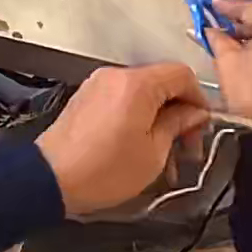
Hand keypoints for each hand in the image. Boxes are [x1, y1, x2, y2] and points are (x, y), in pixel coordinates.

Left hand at [36, 63, 210, 215]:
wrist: (50, 178)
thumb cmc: (106, 169)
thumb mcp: (153, 152)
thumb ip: (177, 124)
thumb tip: (194, 113)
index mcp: (137, 84)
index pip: (181, 74)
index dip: (198, 99)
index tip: (201, 127)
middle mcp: (116, 75)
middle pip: (160, 82)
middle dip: (178, 112)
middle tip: (186, 148)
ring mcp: (97, 84)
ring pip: (141, 93)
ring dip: (157, 118)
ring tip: (163, 156)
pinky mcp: (85, 96)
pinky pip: (120, 99)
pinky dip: (135, 116)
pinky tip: (138, 146)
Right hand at [205, 0, 251, 125]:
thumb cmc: (250, 94)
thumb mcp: (227, 62)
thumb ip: (217, 38)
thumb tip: (208, 28)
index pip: (249, 10)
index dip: (226, 8)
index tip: (209, 5)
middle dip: (240, 23)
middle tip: (217, 25)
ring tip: (230, 40)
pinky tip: (250, 53)